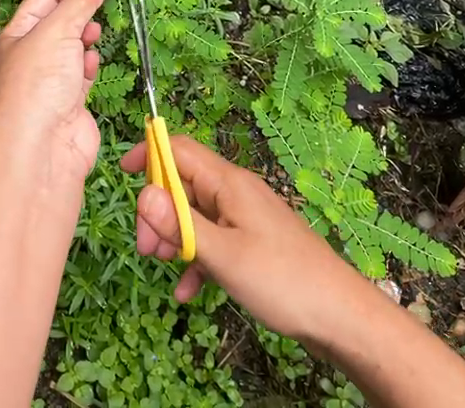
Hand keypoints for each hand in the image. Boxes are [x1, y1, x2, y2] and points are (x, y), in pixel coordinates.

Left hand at [0, 0, 109, 186]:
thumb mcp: (59, 30)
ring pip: (71, 47)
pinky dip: (89, 65)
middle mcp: (31, 55)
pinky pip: (81, 74)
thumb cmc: (37, 87)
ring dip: (85, 36)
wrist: (42, 149)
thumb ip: (81, 0)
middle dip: (79, 7)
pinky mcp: (69, 102)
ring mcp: (50, 80)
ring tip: (95, 30)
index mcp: (17, 34)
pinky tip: (92, 61)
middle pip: (58, 20)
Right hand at [121, 134, 384, 351]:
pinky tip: (189, 290)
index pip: (179, 148)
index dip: (148, 153)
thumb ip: (180, 225)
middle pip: (183, 183)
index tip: (122, 174)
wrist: (341, 317)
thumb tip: (142, 194)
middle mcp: (236, 191)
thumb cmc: (284, 281)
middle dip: (157, 210)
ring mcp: (246, 216)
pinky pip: (214, 238)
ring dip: (174, 236)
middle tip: (145, 247)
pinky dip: (196, 258)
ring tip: (161, 266)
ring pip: (196, 213)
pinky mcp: (253, 241)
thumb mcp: (223, 255)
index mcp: (229, 183)